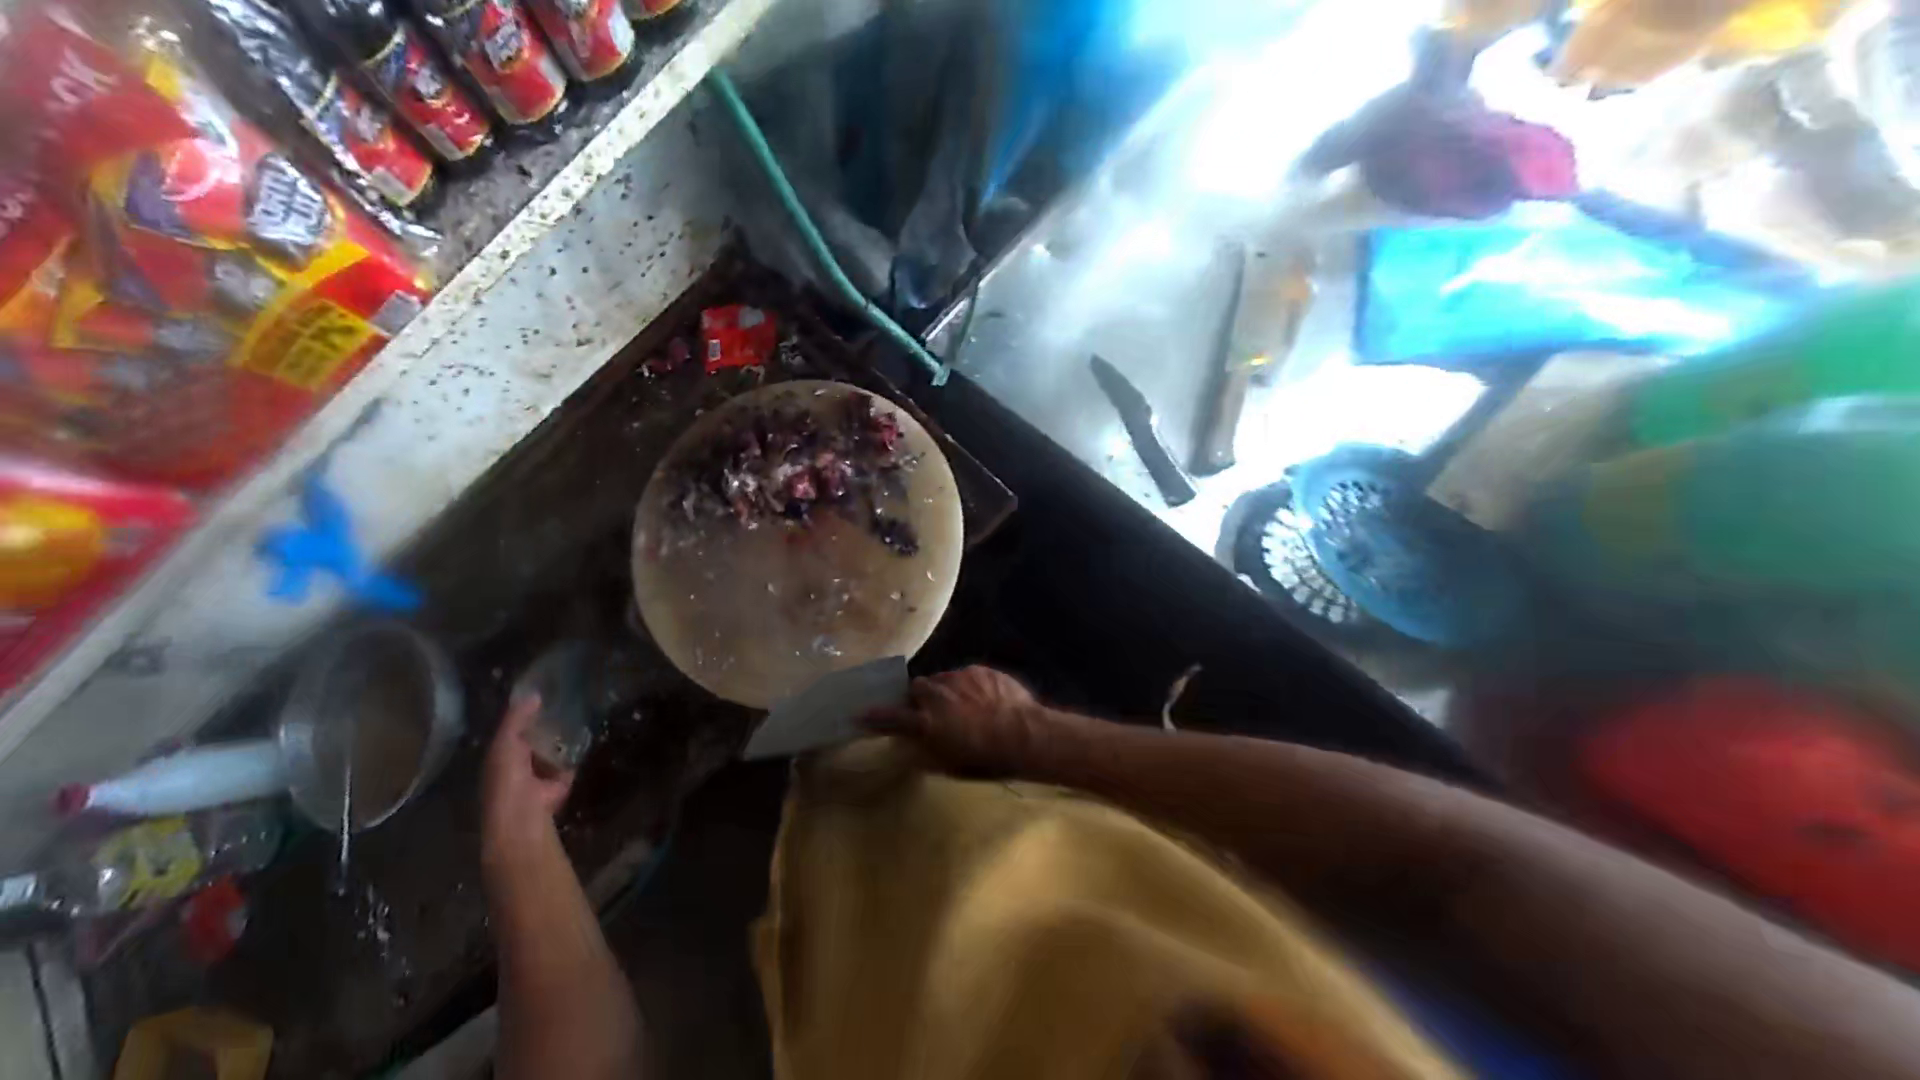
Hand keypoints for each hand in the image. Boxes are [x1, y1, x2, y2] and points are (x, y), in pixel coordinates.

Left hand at [483, 693, 574, 859]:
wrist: (524, 814)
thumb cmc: (507, 777)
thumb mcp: (506, 743)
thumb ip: (516, 719)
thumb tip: (534, 693)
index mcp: (500, 755)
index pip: (513, 729)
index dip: (525, 712)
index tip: (543, 693)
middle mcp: (520, 764)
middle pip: (535, 737)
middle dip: (548, 723)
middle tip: (566, 701)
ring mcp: (541, 774)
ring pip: (553, 748)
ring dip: (563, 736)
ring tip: (579, 711)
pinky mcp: (562, 781)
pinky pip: (569, 760)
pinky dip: (576, 751)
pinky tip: (585, 732)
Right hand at [861, 666, 1090, 777]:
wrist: (1024, 733)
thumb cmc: (987, 758)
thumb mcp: (952, 765)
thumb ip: (927, 751)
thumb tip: (912, 746)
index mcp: (927, 722)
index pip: (892, 717)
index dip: (875, 716)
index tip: (860, 713)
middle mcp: (937, 695)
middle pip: (917, 688)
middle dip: (920, 697)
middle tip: (931, 710)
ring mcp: (959, 678)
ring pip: (943, 680)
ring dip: (946, 691)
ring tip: (964, 706)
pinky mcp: (979, 670)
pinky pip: (967, 676)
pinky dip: (969, 687)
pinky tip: (985, 700)